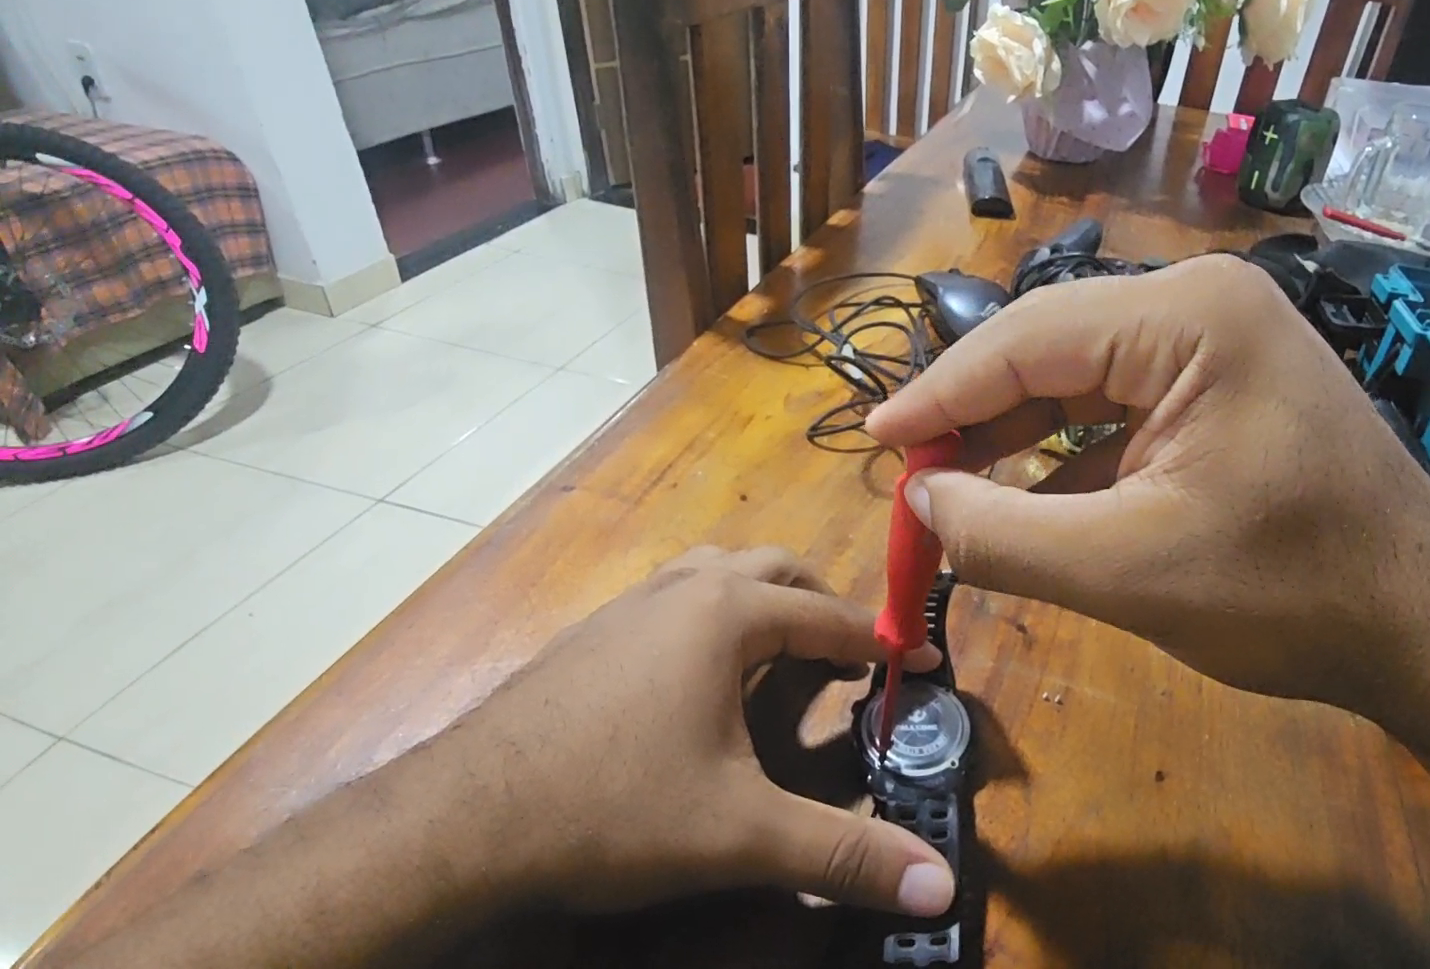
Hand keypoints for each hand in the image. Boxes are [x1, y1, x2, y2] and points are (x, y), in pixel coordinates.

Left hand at [432, 546, 953, 916]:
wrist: (457, 822)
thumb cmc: (612, 808)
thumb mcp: (740, 832)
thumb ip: (843, 855)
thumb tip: (940, 890)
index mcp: (728, 612)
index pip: (831, 616)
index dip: (884, 643)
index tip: (924, 665)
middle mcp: (685, 589)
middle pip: (779, 570)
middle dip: (824, 607)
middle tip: (850, 661)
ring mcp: (633, 604)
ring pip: (721, 571)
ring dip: (767, 600)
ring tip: (785, 654)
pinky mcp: (596, 630)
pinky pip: (678, 595)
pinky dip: (717, 613)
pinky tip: (704, 673)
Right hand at [864, 255, 1429, 710]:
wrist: (1429, 629)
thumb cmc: (1291, 594)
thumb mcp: (1128, 571)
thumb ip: (1002, 536)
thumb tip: (917, 503)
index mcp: (1188, 317)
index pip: (1025, 340)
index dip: (939, 393)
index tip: (876, 440)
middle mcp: (1200, 305)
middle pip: (1048, 350)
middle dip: (973, 414)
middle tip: (908, 471)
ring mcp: (1215, 344)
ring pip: (1076, 380)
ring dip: (1013, 436)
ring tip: (948, 485)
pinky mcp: (1219, 389)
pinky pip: (1116, 409)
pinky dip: (1063, 455)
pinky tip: (1021, 499)